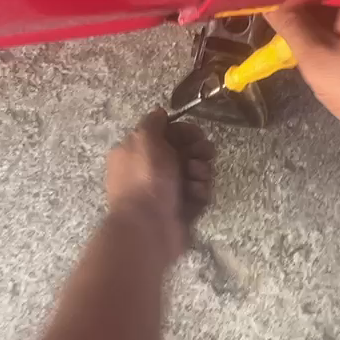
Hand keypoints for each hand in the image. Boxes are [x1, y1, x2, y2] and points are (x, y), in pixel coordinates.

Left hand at [104, 109, 215, 256]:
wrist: (148, 227)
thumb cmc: (146, 179)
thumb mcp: (144, 139)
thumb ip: (153, 122)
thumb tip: (160, 113)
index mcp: (136, 151)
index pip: (166, 133)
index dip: (185, 131)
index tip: (196, 134)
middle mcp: (150, 170)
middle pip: (185, 151)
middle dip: (198, 152)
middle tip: (203, 156)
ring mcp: (165, 191)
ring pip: (195, 172)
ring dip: (201, 173)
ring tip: (194, 181)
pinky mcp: (180, 209)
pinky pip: (198, 194)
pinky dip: (199, 193)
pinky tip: (194, 197)